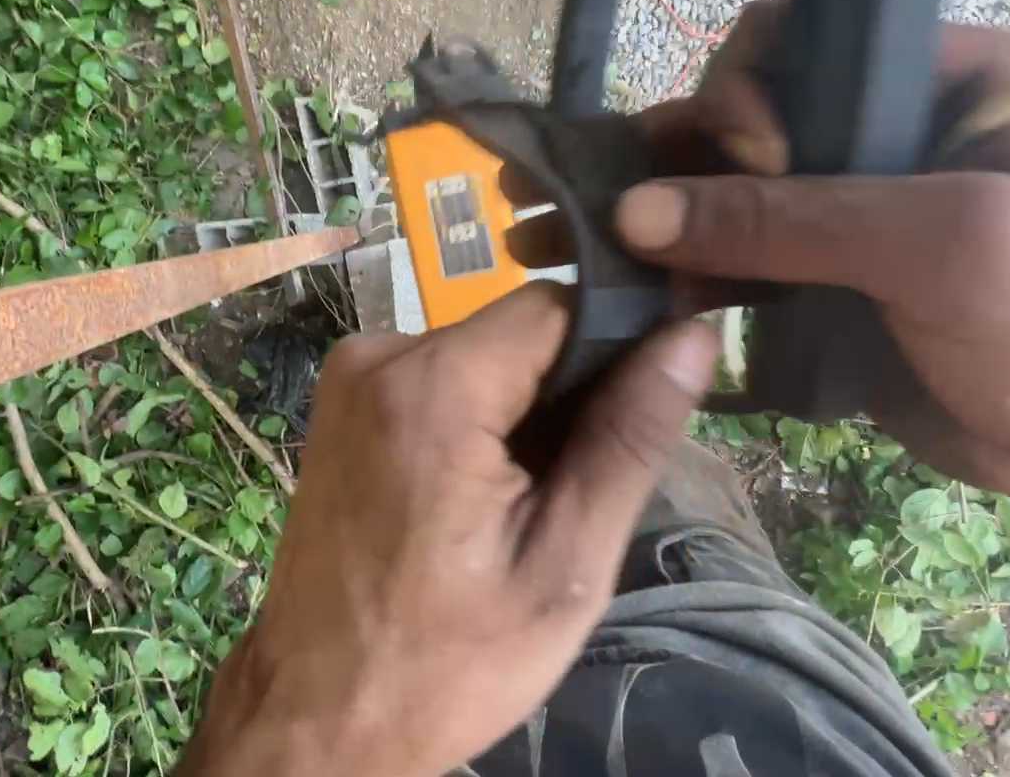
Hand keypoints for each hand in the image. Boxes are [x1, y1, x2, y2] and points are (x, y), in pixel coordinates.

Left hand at [177, 286, 718, 776]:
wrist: (318, 706)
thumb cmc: (446, 659)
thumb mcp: (563, 563)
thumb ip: (628, 438)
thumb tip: (691, 339)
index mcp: (433, 385)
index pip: (555, 303)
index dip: (611, 341)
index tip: (639, 404)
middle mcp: (379, 353)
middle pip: (512, 328)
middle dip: (560, 387)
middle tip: (569, 483)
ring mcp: (351, 371)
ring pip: (477, 350)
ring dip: (515, 405)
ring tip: (517, 497)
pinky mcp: (340, 394)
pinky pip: (433, 372)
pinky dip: (469, 411)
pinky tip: (470, 487)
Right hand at [516, 0, 1009, 500]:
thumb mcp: (949, 247)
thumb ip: (785, 220)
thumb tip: (631, 212)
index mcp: (934, 78)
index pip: (794, 43)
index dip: (746, 91)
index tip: (753, 163)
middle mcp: (872, 133)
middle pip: (734, 121)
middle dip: (670, 163)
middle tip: (607, 209)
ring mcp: (837, 212)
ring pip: (715, 197)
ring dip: (653, 224)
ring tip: (579, 250)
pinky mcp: (811, 282)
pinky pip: (723, 264)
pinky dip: (676, 278)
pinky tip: (631, 297)